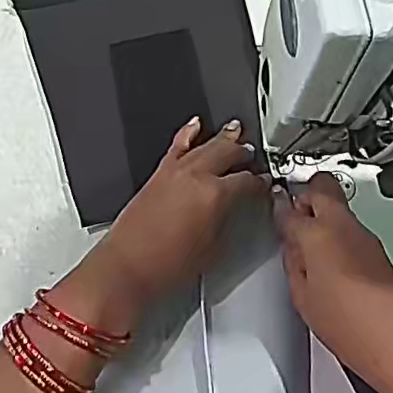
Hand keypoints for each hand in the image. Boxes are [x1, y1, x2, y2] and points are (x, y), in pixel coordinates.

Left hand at [67, 117, 266, 324]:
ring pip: (205, 144)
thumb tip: (233, 211)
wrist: (128, 267)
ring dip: (223, 138)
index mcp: (215, 195)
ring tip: (236, 131)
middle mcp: (195, 176)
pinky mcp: (158, 174)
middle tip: (254, 156)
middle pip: (228, 153)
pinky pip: (178, 145)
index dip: (260, 183)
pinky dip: (188, 133)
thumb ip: (228, 221)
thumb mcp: (214, 248)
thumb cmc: (165, 265)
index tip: (264, 184)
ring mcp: (174, 172)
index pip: (247, 181)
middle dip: (245, 154)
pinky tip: (195, 125)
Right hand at [275, 172, 392, 392]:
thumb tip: (290, 247)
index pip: (289, 206)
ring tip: (310, 246)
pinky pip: (351, 228)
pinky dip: (337, 235)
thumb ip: (291, 259)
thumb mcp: (301, 294)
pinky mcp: (378, 250)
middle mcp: (345, 226)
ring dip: (322, 216)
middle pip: (321, 187)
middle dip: (304, 195)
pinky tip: (329, 262)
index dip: (278, 207)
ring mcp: (365, 236)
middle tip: (293, 216)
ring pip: (338, 206)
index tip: (275, 211)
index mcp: (318, 232)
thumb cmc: (352, 325)